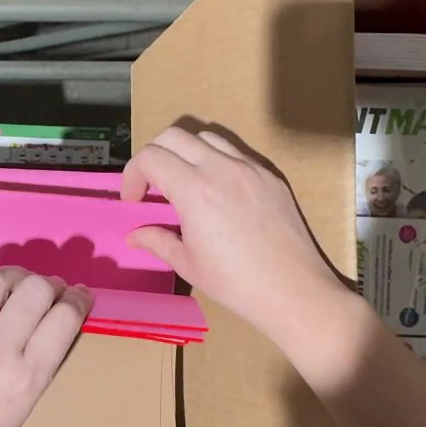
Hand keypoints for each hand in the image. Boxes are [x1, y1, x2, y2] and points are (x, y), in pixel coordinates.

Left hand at [0, 267, 91, 426]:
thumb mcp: (28, 401)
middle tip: (48, 290)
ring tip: (16, 285)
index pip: (64, 317)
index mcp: (27, 376)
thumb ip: (42, 356)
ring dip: (15, 277)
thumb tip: (55, 312)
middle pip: (35, 289)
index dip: (77, 299)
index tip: (79, 295)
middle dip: (50, 284)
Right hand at [122, 126, 353, 338]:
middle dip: (153, 157)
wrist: (293, 290)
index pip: (150, 157)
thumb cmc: (235, 282)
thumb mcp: (187, 263)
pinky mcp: (269, 175)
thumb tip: (134, 236)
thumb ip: (156, 240)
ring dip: (184, 152)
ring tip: (183, 182)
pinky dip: (214, 160)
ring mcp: (249, 168)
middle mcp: (221, 168)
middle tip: (152, 186)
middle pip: (173, 136)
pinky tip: (216, 191)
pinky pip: (234, 152)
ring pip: (205, 137)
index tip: (134, 199)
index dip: (132, 174)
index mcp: (194, 190)